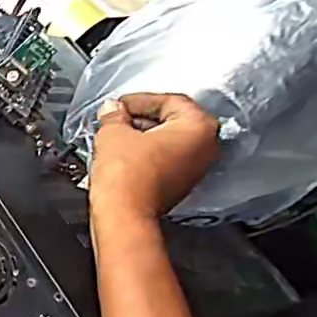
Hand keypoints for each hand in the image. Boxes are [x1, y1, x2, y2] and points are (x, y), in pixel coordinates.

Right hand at [88, 93, 219, 219]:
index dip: (137, 101)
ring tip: (115, 138)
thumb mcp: (113, 134)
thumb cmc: (126, 179)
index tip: (118, 105)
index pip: (168, 100)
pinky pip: (164, 162)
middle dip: (140, 118)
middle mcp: (205, 148)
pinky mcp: (178, 186)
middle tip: (115, 119)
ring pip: (167, 142)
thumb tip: (111, 110)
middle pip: (171, 121)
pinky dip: (145, 156)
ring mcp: (194, 170)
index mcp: (199, 127)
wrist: (123, 216)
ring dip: (141, 137)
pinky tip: (122, 156)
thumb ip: (114, 116)